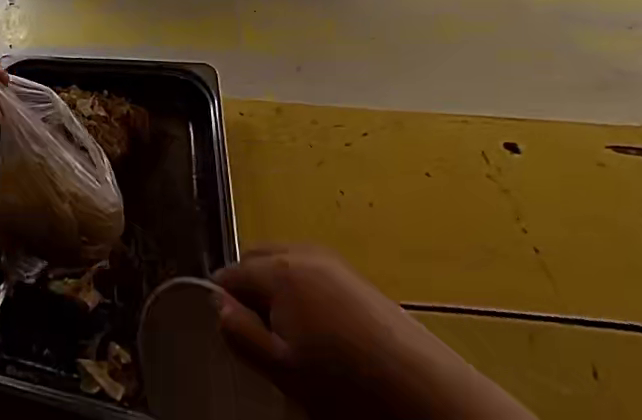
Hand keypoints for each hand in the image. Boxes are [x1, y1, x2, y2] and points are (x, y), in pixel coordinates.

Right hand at [214, 246, 535, 419]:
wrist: (424, 391)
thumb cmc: (344, 383)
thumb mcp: (282, 370)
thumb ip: (242, 334)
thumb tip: (217, 306)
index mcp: (280, 268)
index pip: (230, 273)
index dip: (221, 302)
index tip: (227, 334)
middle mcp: (304, 251)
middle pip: (256, 260)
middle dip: (247, 290)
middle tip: (254, 337)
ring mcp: (333, 261)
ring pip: (284, 265)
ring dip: (274, 290)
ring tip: (285, 338)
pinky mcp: (355, 276)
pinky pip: (309, 273)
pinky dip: (299, 293)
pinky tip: (316, 334)